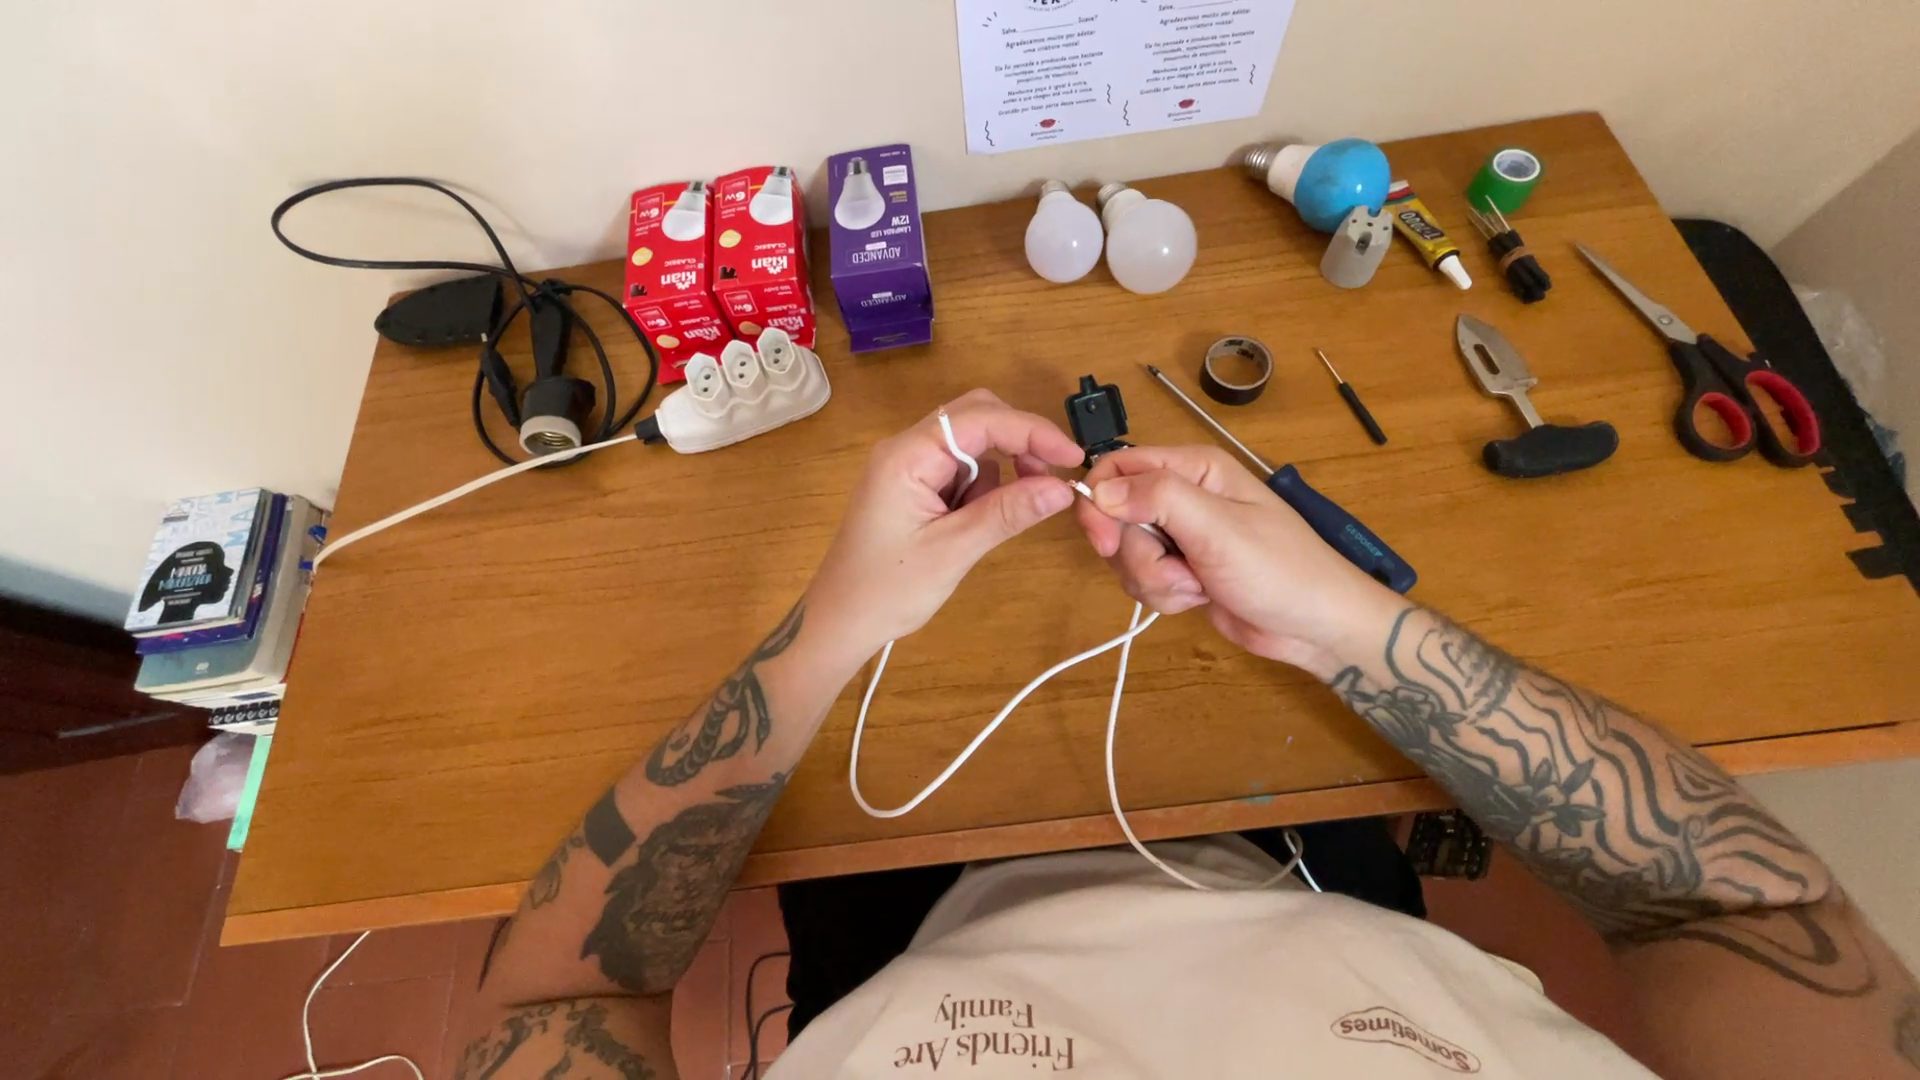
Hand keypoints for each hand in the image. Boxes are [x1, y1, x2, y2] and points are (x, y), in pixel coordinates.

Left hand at [806, 389, 1084, 660]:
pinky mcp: (913, 486)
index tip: (1073, 458)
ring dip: (995, 475)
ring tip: (980, 526)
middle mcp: (906, 448)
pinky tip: (965, 528)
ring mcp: (908, 466)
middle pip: (976, 417)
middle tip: (1045, 482)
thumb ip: (1008, 513)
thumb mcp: (954, 551)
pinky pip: (959, 471)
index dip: (1032, 431)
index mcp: (907, 455)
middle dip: (1016, 444)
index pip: (980, 419)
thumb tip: (1063, 487)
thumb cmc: (887, 591)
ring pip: (972, 445)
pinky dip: (978, 491)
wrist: (841, 621)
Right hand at [1072, 445, 1405, 678]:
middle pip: (1114, 517)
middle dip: (1138, 555)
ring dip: (1154, 579)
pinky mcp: (1178, 568)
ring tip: (1196, 586)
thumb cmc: (1278, 569)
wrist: (1314, 627)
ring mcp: (1178, 534)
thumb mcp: (1218, 528)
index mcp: (1192, 468)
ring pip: (1126, 553)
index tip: (1105, 542)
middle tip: (1175, 570)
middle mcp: (1180, 494)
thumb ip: (1158, 498)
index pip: (1117, 467)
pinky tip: (1198, 597)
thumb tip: (1098, 489)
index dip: (1099, 502)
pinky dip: (1164, 594)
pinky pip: (1141, 578)